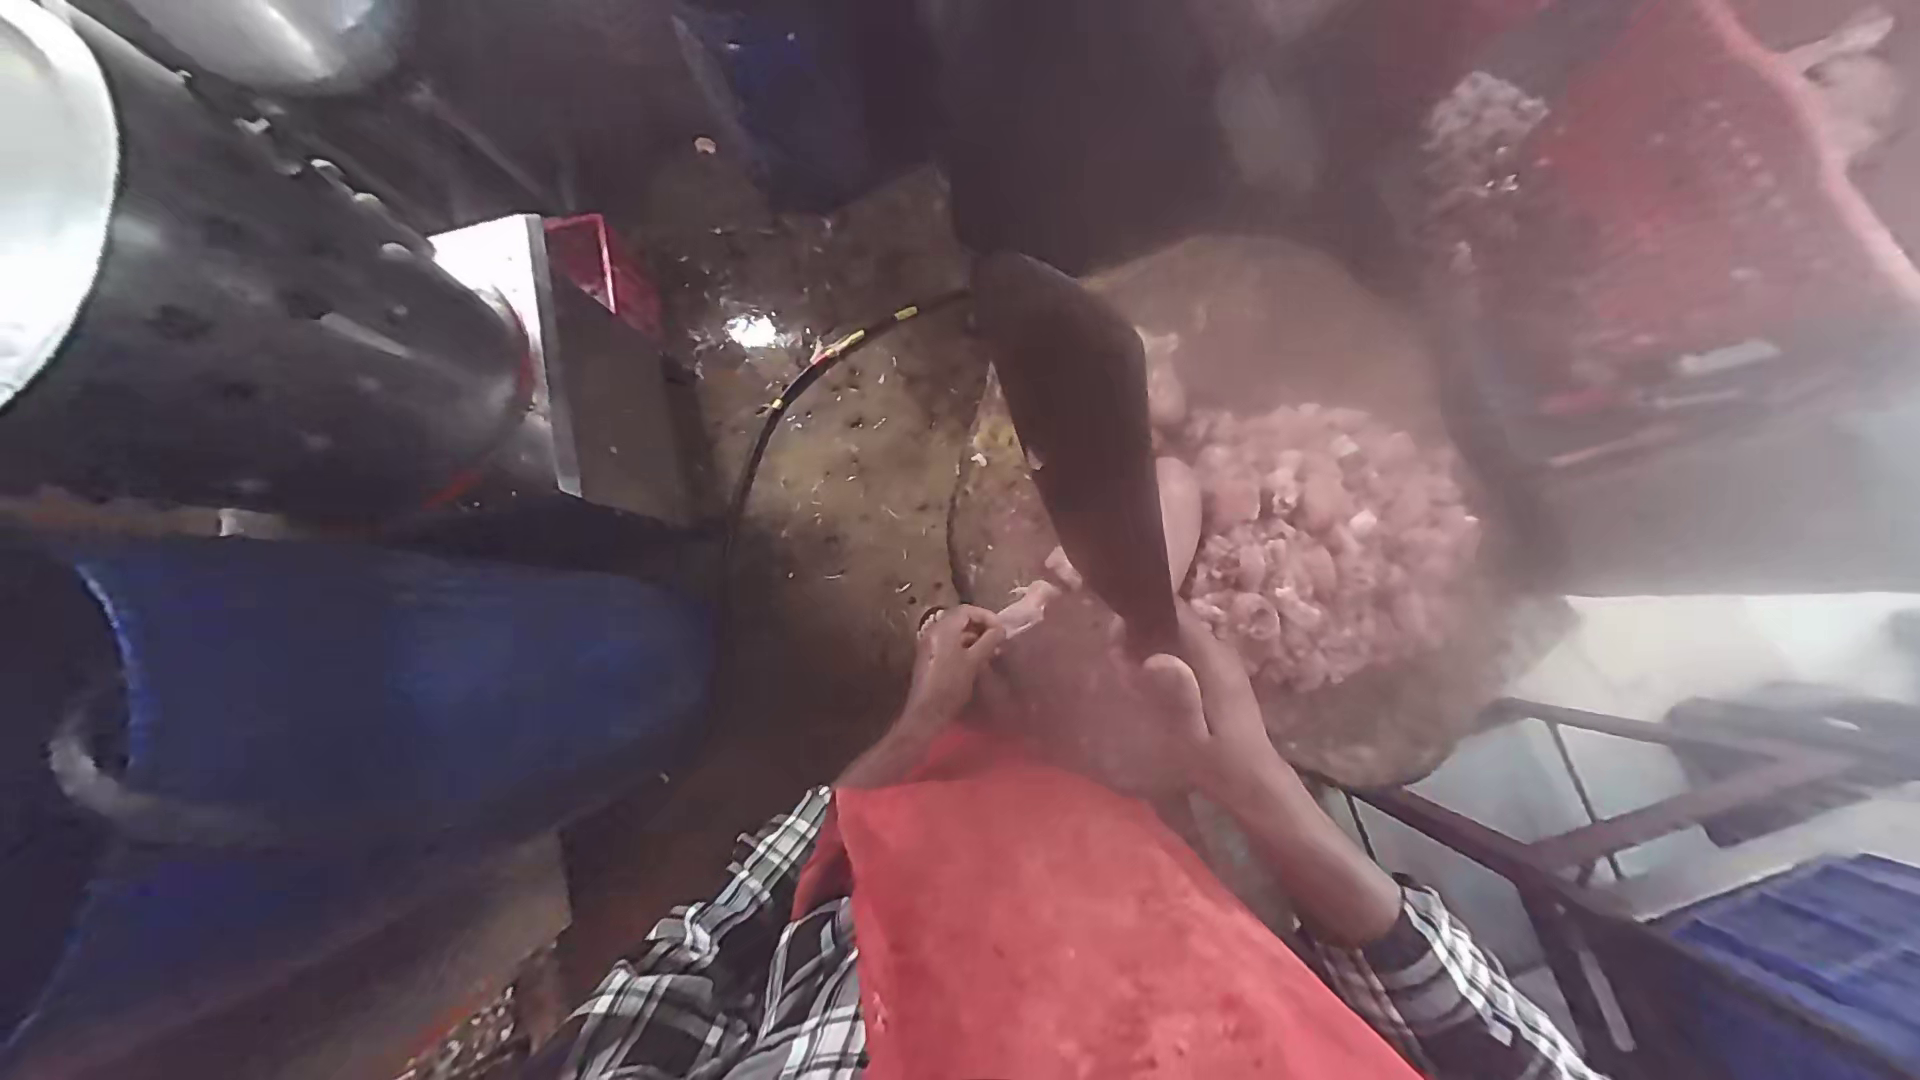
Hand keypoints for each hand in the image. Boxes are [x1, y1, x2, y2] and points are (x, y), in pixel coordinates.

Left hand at [899, 605, 1006, 736]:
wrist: (926, 713)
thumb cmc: (951, 685)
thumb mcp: (973, 662)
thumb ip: (988, 641)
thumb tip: (1000, 629)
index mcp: (943, 629)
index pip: (967, 610)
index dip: (986, 616)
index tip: (1001, 629)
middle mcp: (933, 631)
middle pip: (960, 619)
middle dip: (981, 626)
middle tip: (998, 638)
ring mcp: (930, 644)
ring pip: (955, 632)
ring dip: (974, 637)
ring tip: (991, 650)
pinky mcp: (930, 657)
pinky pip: (949, 643)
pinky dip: (965, 646)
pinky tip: (977, 659)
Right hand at [1134, 607, 1296, 812]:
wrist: (1253, 784)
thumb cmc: (1220, 763)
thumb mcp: (1192, 737)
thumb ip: (1177, 698)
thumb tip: (1154, 658)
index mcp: (1213, 659)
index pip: (1176, 612)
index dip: (1142, 612)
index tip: (1115, 632)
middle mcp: (1218, 650)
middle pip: (1172, 620)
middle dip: (1139, 631)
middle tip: (1116, 661)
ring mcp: (1218, 660)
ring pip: (1174, 634)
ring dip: (1146, 646)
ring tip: (1126, 674)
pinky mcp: (1215, 672)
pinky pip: (1180, 650)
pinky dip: (1159, 658)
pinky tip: (1145, 684)